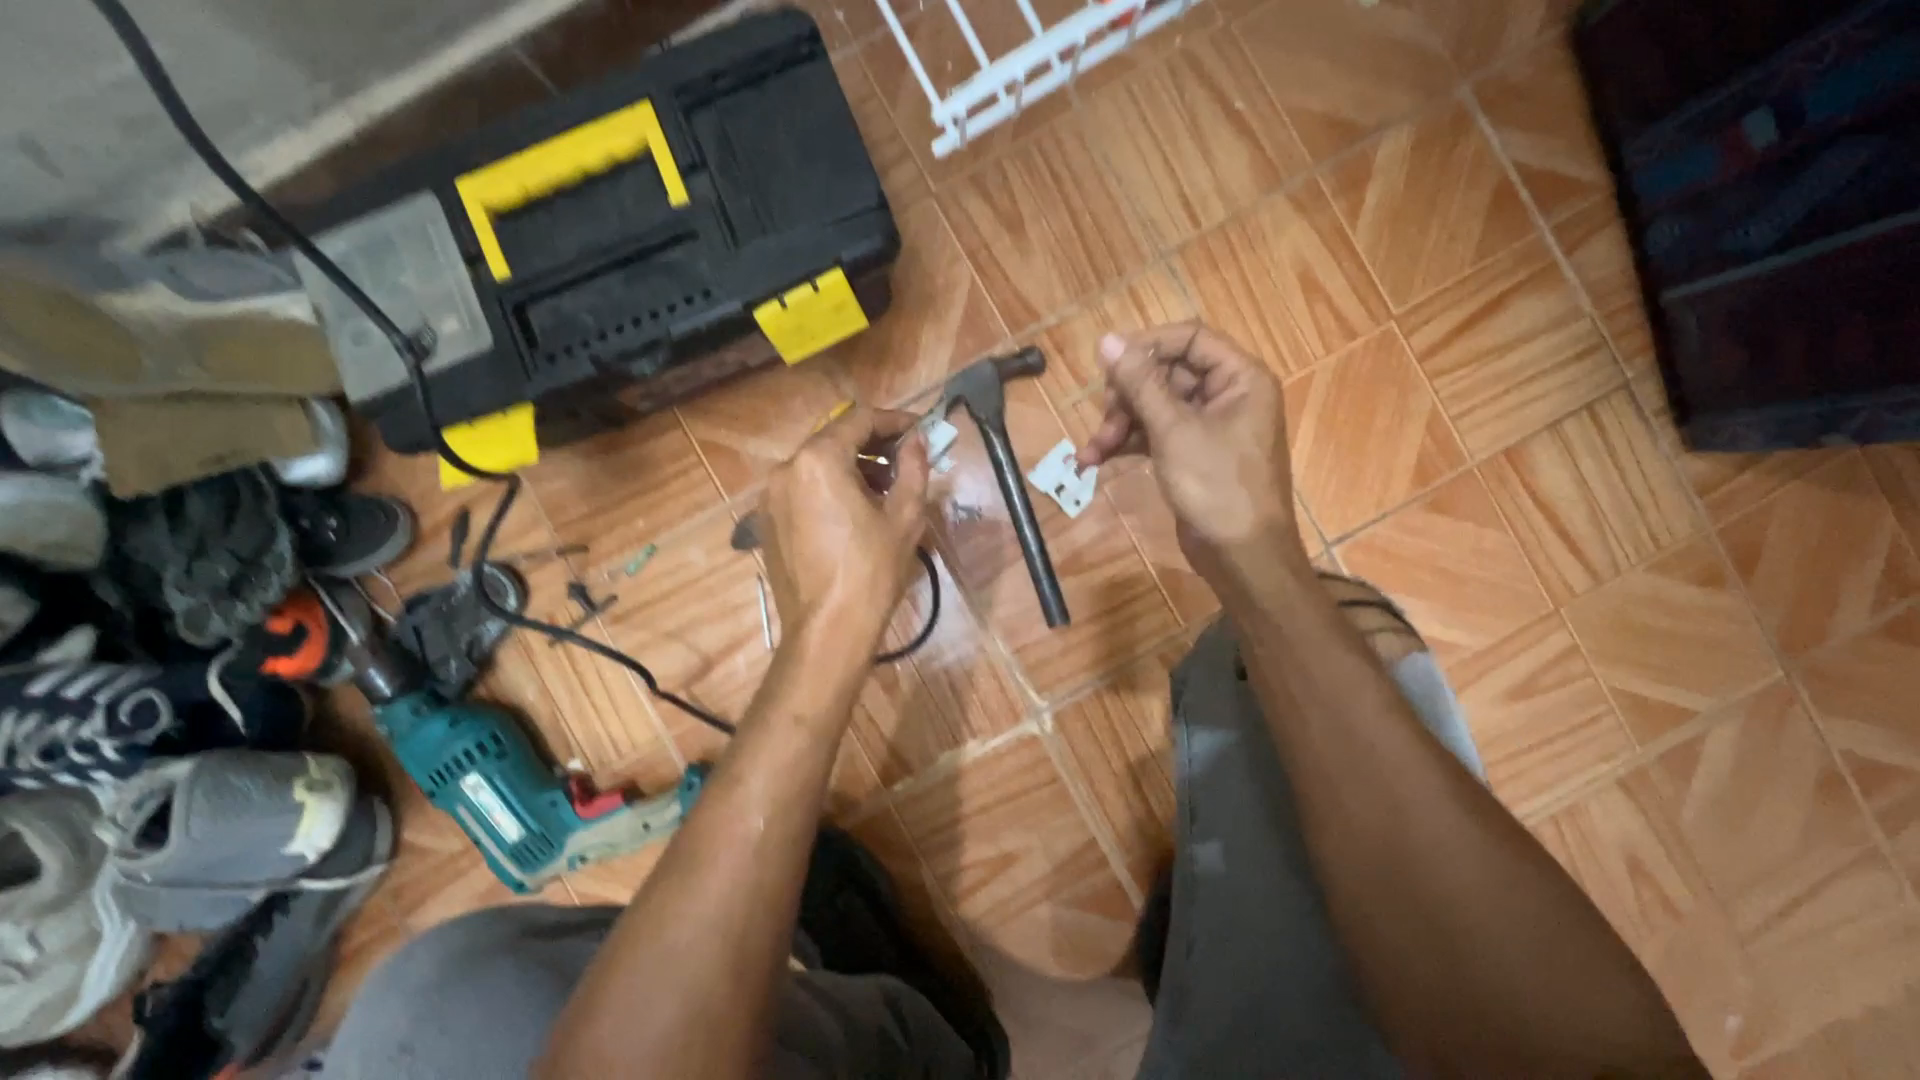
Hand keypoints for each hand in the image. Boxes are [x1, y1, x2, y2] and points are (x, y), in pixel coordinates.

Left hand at [758, 405, 930, 652]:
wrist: (828, 630)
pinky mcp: (767, 522)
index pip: (860, 420)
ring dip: (852, 468)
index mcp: (818, 460)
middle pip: (834, 439)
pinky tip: (855, 513)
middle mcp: (786, 469)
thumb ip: (913, 468)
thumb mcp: (905, 516)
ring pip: (816, 465)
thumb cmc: (872, 571)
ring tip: (885, 490)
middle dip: (873, 445)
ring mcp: (770, 497)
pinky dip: (829, 489)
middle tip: (907, 461)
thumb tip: (917, 440)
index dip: (894, 421)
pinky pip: (802, 490)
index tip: (921, 430)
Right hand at [1076, 323, 1298, 568]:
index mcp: (1240, 378)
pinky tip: (1095, 461)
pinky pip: (1156, 435)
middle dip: (1127, 396)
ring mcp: (1210, 427)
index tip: (1107, 362)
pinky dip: (1128, 444)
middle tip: (1103, 416)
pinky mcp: (1192, 455)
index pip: (1190, 338)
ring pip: (1155, 407)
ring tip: (1091, 451)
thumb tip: (1107, 340)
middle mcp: (1228, 395)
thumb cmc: (1217, 486)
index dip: (1147, 345)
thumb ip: (1140, 383)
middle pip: (1167, 374)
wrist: (1242, 556)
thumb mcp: (1174, 430)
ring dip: (1120, 425)